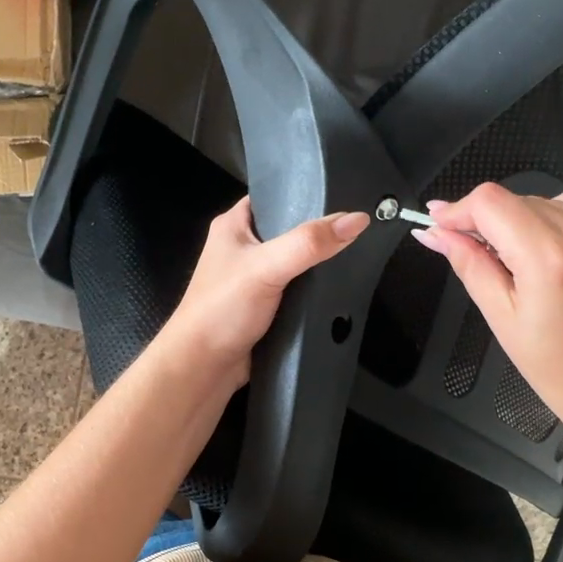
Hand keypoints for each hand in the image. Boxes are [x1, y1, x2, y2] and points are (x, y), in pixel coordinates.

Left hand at [159, 197, 369, 384]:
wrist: (203, 368)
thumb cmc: (223, 308)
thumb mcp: (267, 267)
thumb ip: (310, 243)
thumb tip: (357, 219)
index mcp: (233, 225)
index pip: (274, 196)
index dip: (305, 194)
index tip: (346, 194)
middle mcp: (242, 248)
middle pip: (289, 231)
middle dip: (319, 232)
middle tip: (359, 227)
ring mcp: (253, 280)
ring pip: (295, 264)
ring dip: (318, 265)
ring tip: (358, 254)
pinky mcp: (264, 308)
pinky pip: (295, 292)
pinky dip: (313, 292)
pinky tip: (338, 289)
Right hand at [415, 183, 562, 443]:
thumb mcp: (503, 320)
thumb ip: (469, 266)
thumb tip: (437, 234)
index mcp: (551, 259)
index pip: (490, 202)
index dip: (457, 209)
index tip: (440, 223)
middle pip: (516, 198)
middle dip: (486, 220)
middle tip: (472, 252)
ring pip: (546, 200)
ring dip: (520, 219)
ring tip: (517, 261)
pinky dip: (555, 220)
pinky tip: (550, 254)